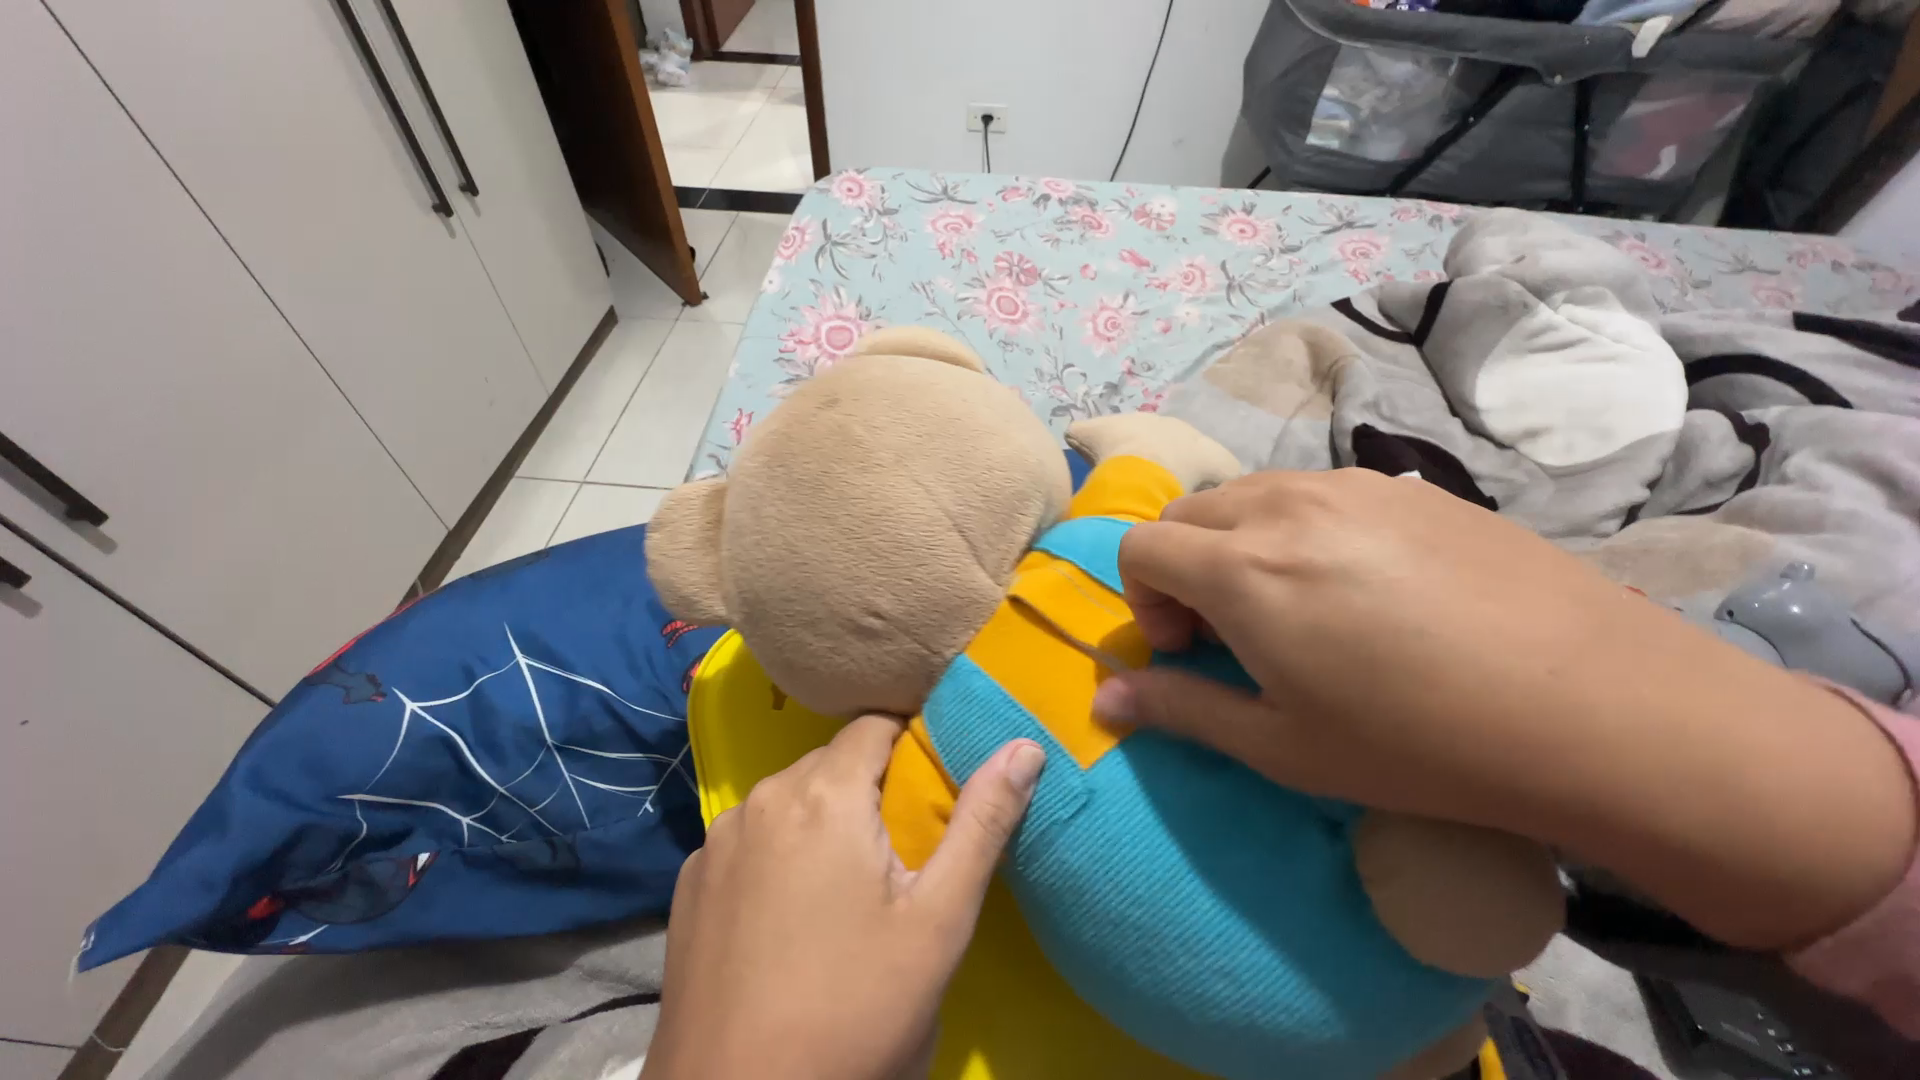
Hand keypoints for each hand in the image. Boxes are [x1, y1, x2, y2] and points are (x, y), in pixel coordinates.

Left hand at [644, 715, 1044, 1079]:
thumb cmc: (855, 1008)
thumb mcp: (938, 920)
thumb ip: (982, 822)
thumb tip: (1024, 745)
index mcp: (823, 793)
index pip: (874, 725)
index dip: (911, 741)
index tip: (936, 780)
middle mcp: (760, 798)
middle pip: (831, 762)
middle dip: (871, 786)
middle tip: (904, 846)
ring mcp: (716, 841)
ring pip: (787, 798)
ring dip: (823, 818)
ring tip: (851, 884)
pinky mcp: (690, 883)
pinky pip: (749, 838)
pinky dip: (779, 851)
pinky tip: (792, 914)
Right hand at [1094, 468, 1913, 950]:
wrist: (1599, 708)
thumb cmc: (1418, 742)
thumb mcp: (1280, 744)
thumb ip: (1179, 708)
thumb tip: (1101, 698)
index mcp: (1241, 566)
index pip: (1139, 545)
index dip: (1142, 599)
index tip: (1189, 649)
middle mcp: (1284, 504)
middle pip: (1188, 512)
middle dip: (1183, 567)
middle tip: (1235, 632)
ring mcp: (1352, 484)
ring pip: (1251, 495)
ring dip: (1240, 544)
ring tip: (1300, 608)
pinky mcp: (1410, 486)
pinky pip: (1318, 492)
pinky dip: (1300, 529)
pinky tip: (1367, 589)